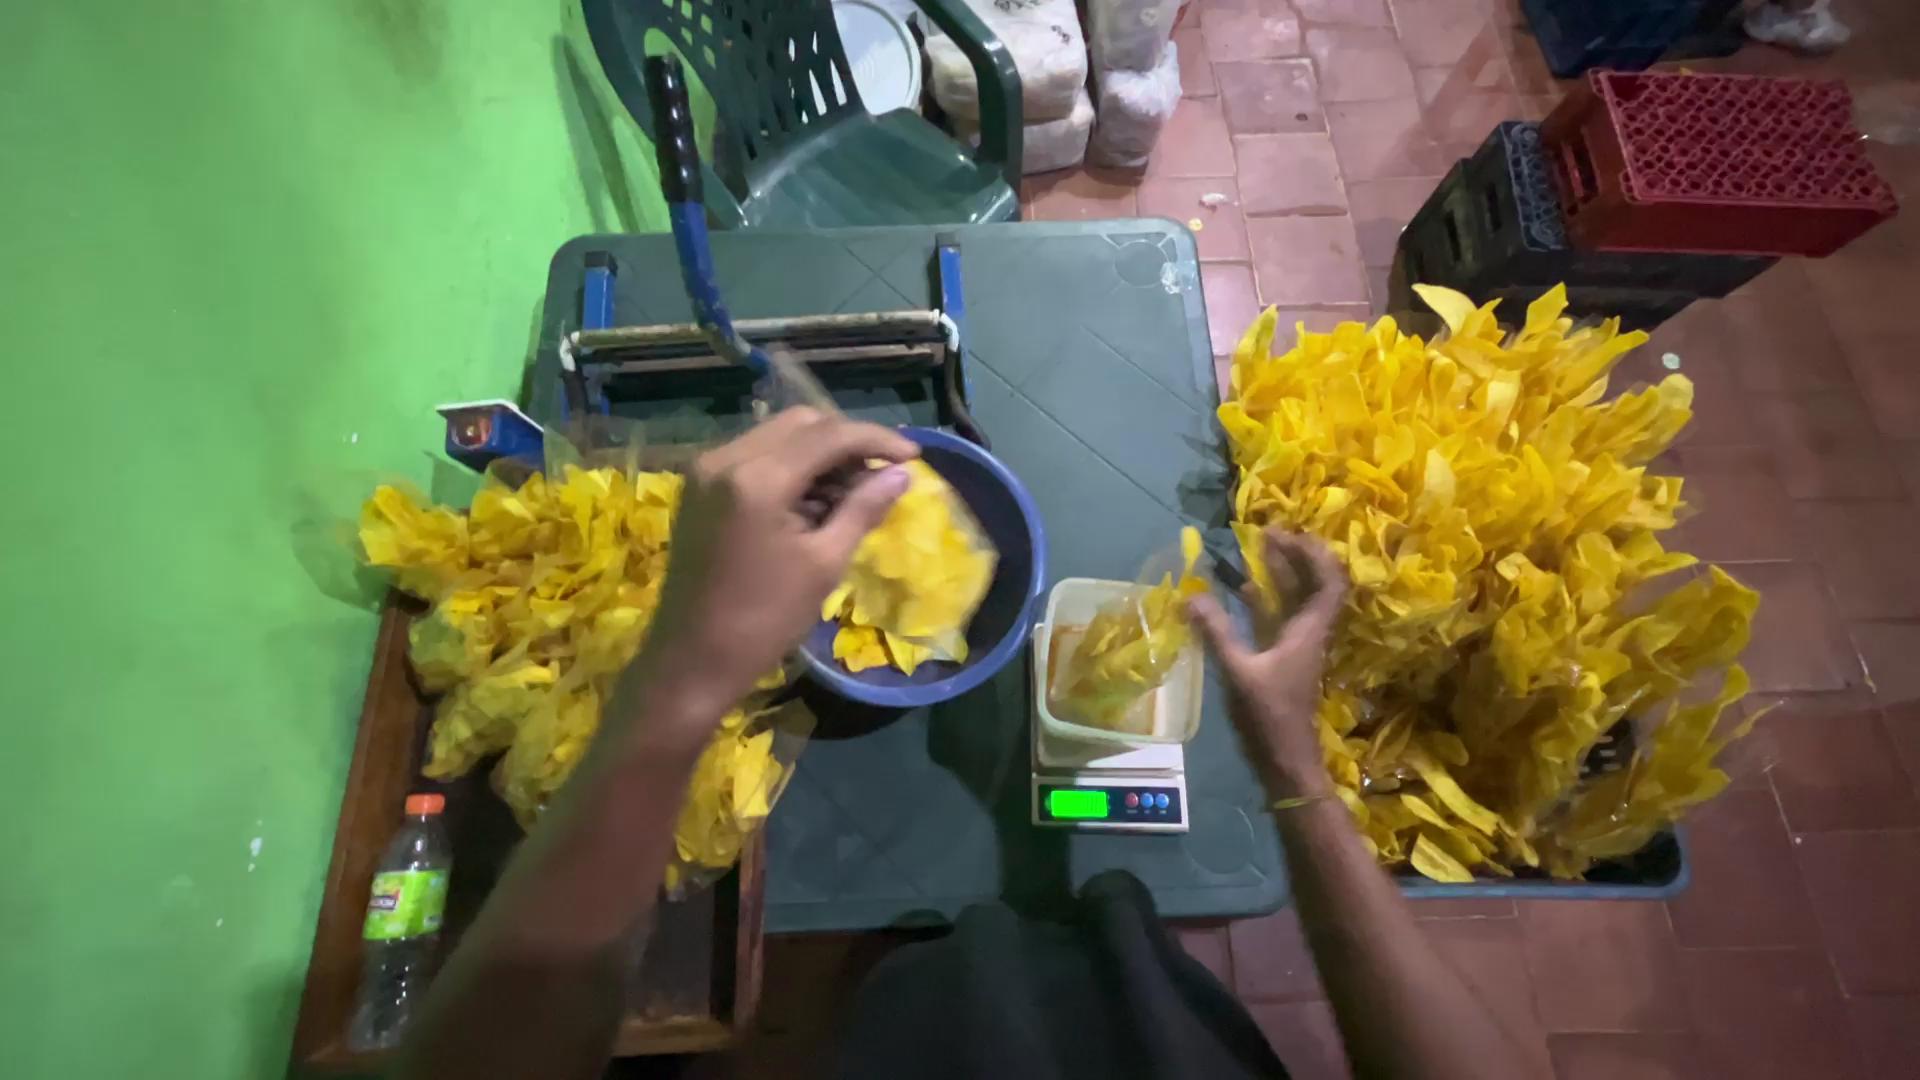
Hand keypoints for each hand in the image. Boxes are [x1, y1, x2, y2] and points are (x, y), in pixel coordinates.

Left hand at [630, 408, 917, 728]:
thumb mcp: (824, 564)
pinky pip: (756, 456)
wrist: (691, 660)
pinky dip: (792, 466)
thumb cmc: (764, 620)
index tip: (914, 456)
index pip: (829, 435)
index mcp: (757, 479)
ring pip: (778, 436)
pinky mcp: (700, 486)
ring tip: (856, 489)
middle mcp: (725, 458)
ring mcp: (706, 470)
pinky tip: (818, 497)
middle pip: (802, 424)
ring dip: (821, 453)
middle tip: (883, 472)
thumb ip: (863, 509)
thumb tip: (901, 475)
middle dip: (848, 441)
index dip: (877, 440)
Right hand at [1187, 529, 1348, 796]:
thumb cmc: (1269, 717)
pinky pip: (1279, 618)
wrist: (1285, 760)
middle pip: (1314, 585)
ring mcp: (1296, 646)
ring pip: (1297, 600)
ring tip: (1257, 550)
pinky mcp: (1282, 659)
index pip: (1329, 582)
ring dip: (1282, 574)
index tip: (1285, 535)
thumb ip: (1216, 633)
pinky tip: (1245, 589)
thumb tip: (1191, 595)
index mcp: (1309, 632)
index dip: (1313, 554)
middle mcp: (1309, 633)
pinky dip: (1265, 599)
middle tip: (1266, 534)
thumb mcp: (1239, 673)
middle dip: (1295, 556)